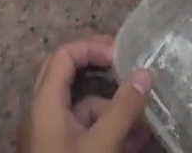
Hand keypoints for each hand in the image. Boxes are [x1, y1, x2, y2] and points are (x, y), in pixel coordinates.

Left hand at [19, 37, 153, 152]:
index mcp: (45, 103)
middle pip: (71, 77)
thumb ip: (123, 108)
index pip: (65, 55)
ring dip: (115, 110)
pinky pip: (86, 132)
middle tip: (131, 71)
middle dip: (104, 74)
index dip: (92, 47)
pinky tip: (137, 142)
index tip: (122, 55)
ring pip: (83, 108)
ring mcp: (51, 136)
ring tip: (148, 121)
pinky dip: (110, 131)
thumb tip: (146, 71)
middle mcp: (44, 114)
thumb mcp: (101, 145)